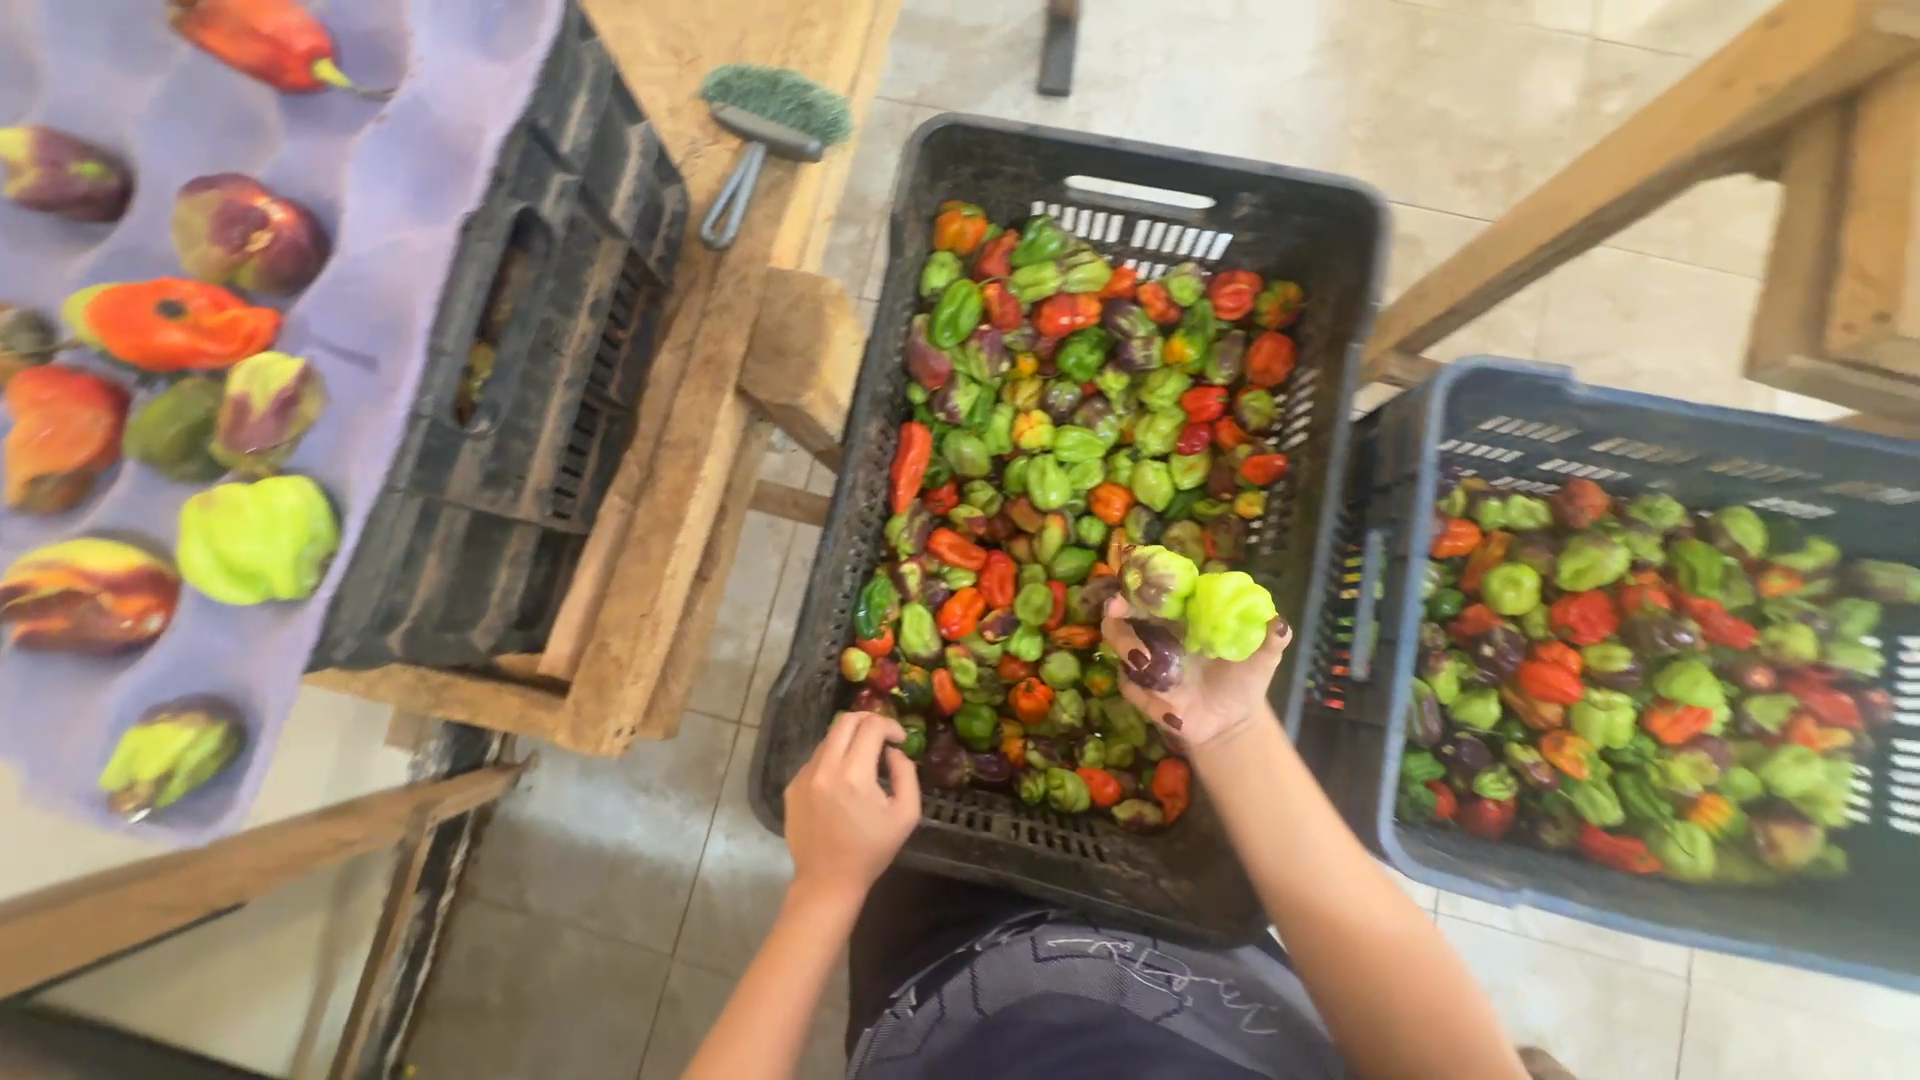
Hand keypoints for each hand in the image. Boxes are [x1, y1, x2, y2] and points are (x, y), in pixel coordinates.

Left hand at [784, 711, 920, 903]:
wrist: (827, 881)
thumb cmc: (871, 850)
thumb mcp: (906, 815)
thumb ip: (906, 774)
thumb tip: (894, 751)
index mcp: (854, 774)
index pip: (871, 726)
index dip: (890, 726)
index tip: (899, 740)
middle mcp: (825, 768)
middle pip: (845, 721)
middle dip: (868, 720)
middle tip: (882, 735)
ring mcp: (804, 776)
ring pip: (828, 738)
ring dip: (849, 739)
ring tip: (863, 759)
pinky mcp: (792, 787)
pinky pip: (815, 759)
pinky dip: (832, 758)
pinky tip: (841, 781)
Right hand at [1100, 595, 1289, 746]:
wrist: (1232, 722)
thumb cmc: (1243, 679)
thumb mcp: (1261, 658)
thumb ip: (1270, 640)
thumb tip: (1278, 623)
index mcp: (1180, 617)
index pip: (1153, 592)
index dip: (1139, 585)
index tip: (1133, 584)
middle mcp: (1156, 633)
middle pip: (1121, 613)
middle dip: (1115, 610)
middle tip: (1117, 612)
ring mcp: (1144, 661)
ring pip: (1117, 644)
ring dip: (1126, 647)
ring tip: (1144, 662)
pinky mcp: (1140, 690)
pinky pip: (1130, 686)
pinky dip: (1147, 697)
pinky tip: (1172, 711)